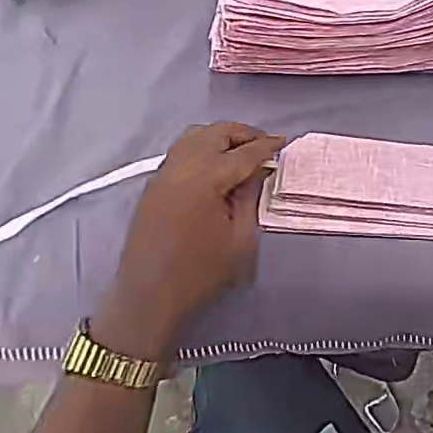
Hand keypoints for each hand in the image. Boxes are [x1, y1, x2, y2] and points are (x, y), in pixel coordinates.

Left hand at [99, 123, 284, 357]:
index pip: (242, 152)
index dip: (266, 146)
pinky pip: (180, 151)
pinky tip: (215, 163)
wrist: (149, 298)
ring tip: (241, 150)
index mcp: (204, 179)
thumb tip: (257, 171)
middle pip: (215, 133)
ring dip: (220, 137)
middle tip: (264, 144)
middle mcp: (180, 167)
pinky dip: (202, 146)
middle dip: (243, 134)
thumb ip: (250, 197)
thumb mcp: (241, 239)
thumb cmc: (201, 273)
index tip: (283, 143)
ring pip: (194, 137)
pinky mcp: (153, 186)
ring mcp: (162, 174)